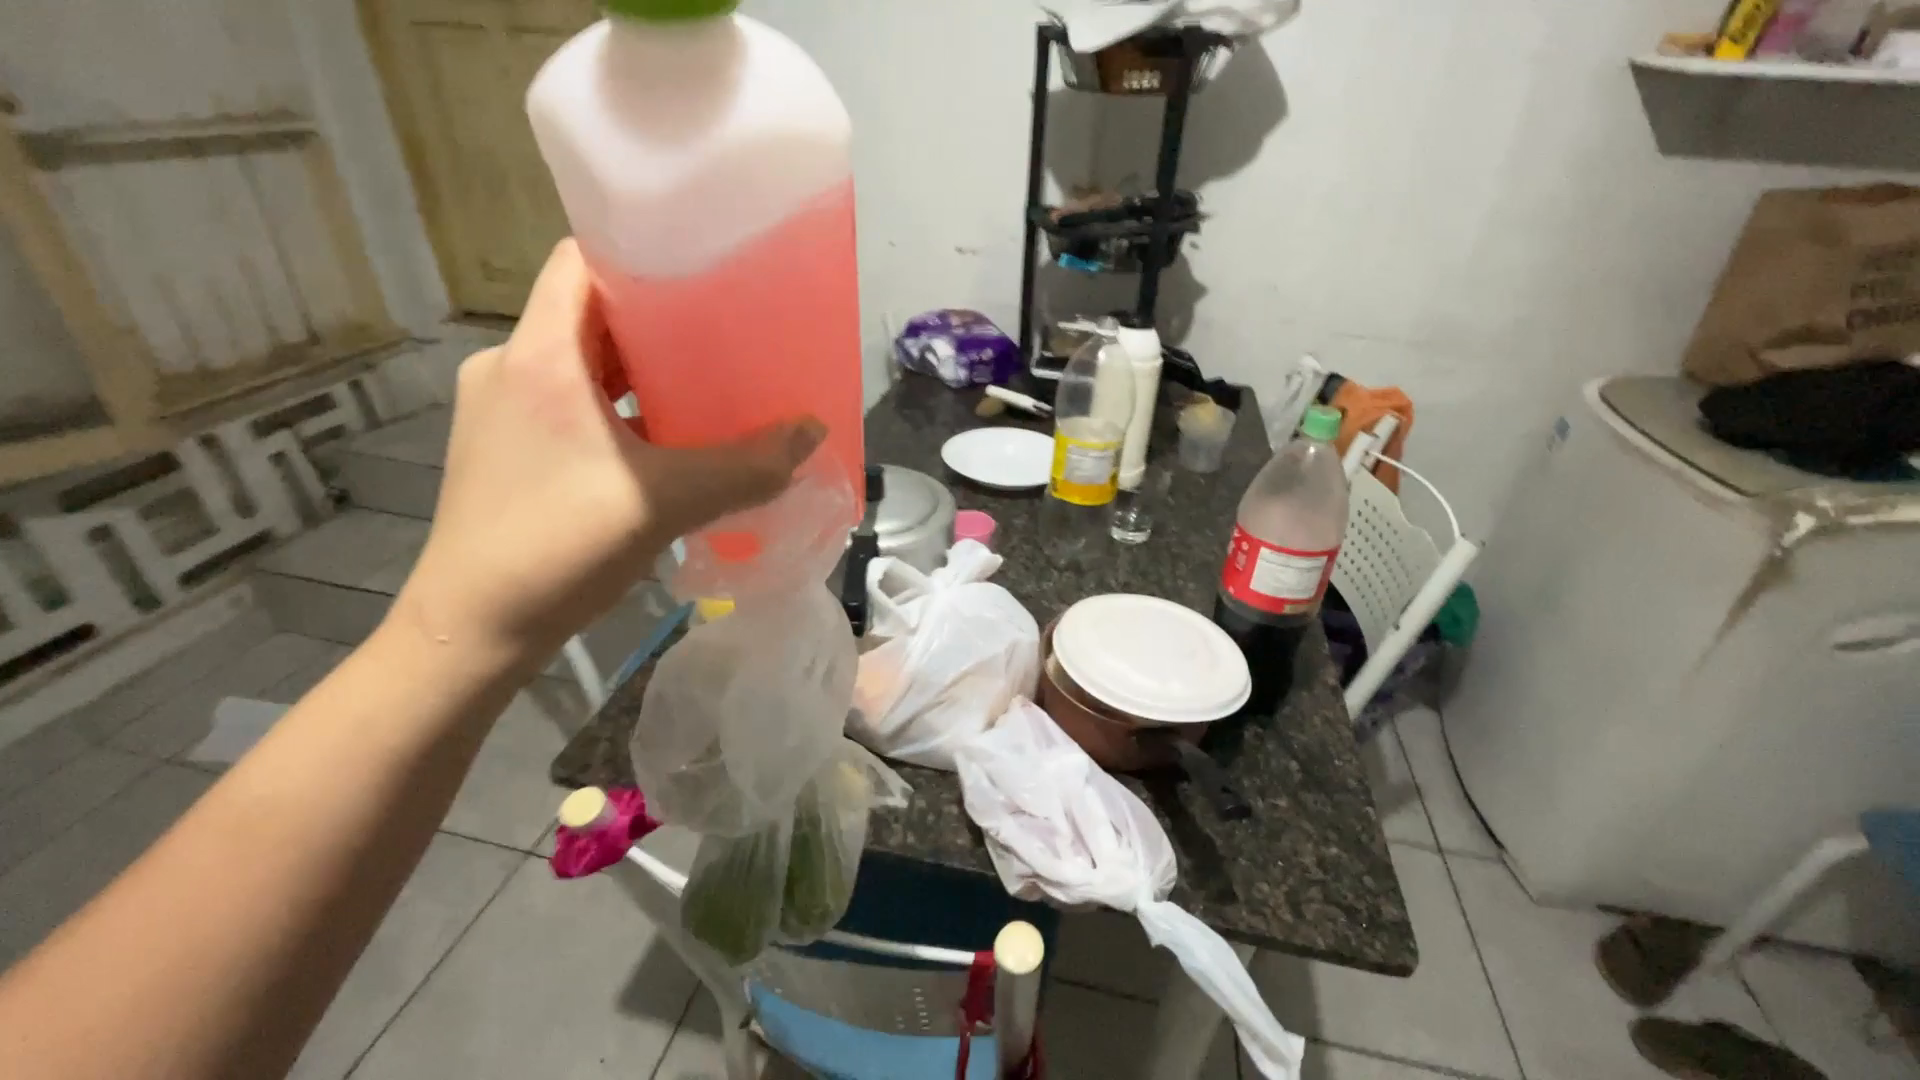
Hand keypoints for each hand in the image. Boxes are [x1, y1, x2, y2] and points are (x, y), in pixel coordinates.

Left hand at [393, 239, 823, 668]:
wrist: (474, 630)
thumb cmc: (557, 547)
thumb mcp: (665, 502)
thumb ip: (746, 466)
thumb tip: (813, 433)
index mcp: (538, 355)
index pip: (580, 260)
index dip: (641, 251)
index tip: (704, 265)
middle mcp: (511, 367)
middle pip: (591, 313)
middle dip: (659, 319)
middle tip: (726, 330)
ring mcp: (504, 410)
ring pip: (584, 364)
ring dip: (643, 371)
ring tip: (708, 383)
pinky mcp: (508, 449)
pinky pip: (574, 404)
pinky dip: (621, 410)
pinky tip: (668, 440)